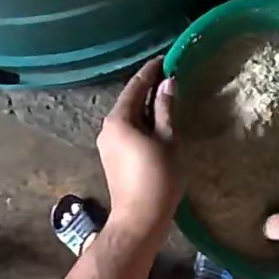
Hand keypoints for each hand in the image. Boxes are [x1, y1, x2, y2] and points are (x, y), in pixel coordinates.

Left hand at [98, 58, 180, 233]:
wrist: (139, 219)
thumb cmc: (157, 179)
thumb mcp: (168, 140)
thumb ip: (166, 110)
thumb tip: (168, 83)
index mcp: (119, 119)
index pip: (135, 86)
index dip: (152, 71)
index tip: (167, 59)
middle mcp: (107, 128)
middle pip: (130, 100)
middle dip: (149, 88)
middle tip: (171, 76)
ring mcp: (107, 144)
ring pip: (129, 117)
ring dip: (147, 107)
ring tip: (168, 98)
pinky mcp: (112, 158)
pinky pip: (128, 131)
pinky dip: (142, 122)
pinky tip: (158, 123)